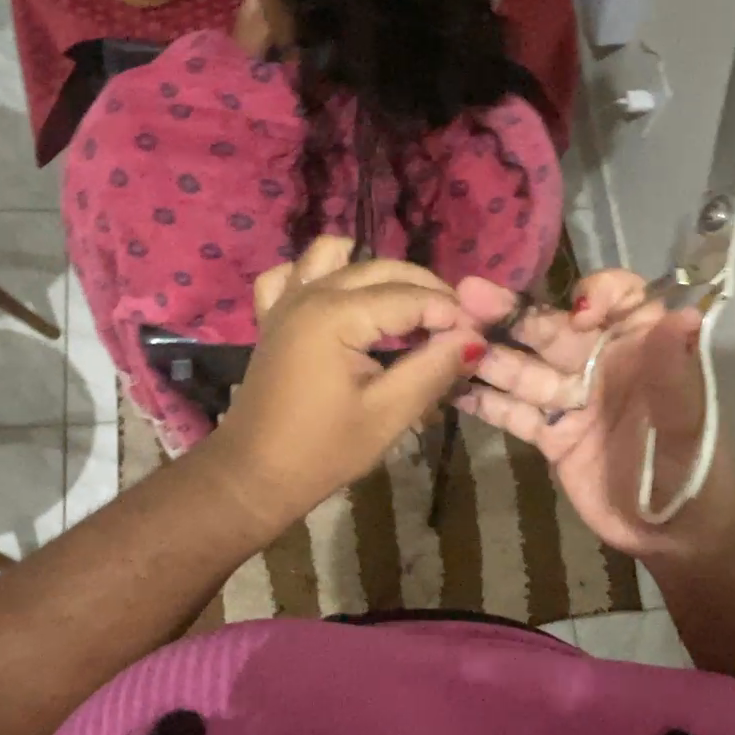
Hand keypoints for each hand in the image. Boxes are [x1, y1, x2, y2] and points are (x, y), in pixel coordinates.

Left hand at [207, 238, 486, 527]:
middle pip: (380, 268)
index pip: (410, 297)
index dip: (451, 313)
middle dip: (426, 291)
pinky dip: (322, 275)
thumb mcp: (388, 414)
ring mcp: (285, 301)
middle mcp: (309, 294)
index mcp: (336, 315)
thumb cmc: (322, 452)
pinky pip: (294, 275)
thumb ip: (433, 369)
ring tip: (405, 308)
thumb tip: (474, 338)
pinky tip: (341, 298)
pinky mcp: (271, 318)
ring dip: (377, 273)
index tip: (480, 336)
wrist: (254, 477)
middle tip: (458, 326)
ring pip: (336, 258)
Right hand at [453, 271, 734, 558]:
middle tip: (467, 295)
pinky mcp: (552, 436)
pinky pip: (514, 412)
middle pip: (554, 329)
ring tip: (445, 337)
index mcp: (645, 350)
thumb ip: (675, 375)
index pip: (621, 300)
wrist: (677, 537)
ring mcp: (573, 400)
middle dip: (513, 313)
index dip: (596, 296)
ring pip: (525, 369)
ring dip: (487, 353)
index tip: (576, 315)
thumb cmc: (696, 476)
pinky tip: (448, 387)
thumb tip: (680, 316)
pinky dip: (484, 401)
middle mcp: (604, 364)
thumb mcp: (690, 426)